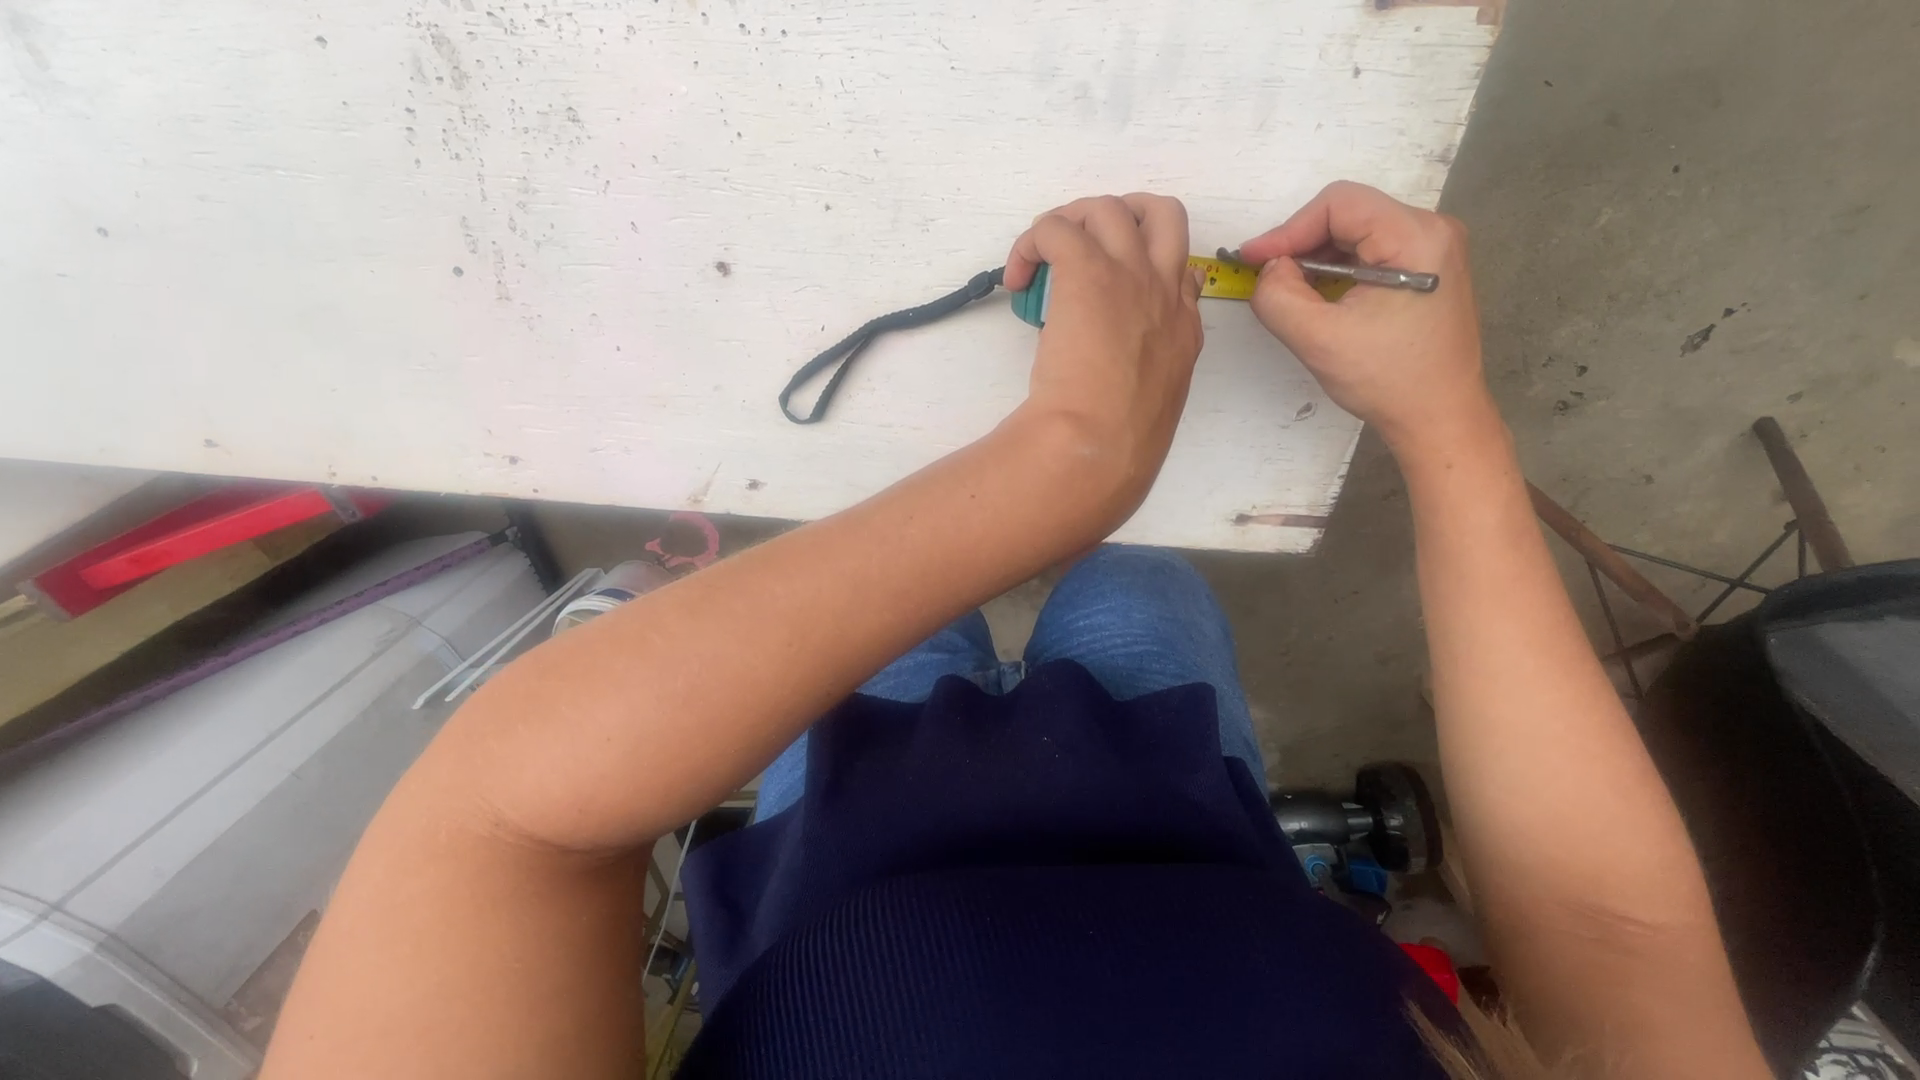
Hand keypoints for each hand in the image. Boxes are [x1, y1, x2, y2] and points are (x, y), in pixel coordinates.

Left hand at [1001, 194, 1204, 527]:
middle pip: (1161, 214)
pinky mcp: (1087, 271)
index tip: (1117, 290)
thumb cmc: (1118, 443)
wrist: (1098, 444)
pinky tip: (1016, 277)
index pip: (1182, 270)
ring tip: (1040, 260)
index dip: (1148, 267)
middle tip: (1082, 244)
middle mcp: (1164, 292)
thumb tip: (1132, 381)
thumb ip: (1146, 387)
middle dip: (1121, 215)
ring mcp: (1130, 275)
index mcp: (1183, 330)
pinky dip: (1031, 242)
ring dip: (1068, 223)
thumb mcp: (1152, 413)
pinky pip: (1055, 227)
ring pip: (1105, 207)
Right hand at [1238, 182, 1494, 456]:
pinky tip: (1319, 297)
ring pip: (1357, 234)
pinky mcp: (1428, 271)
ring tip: (1290, 291)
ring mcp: (1434, 251)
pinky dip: (1336, 270)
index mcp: (1416, 237)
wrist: (1439, 418)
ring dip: (1316, 258)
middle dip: (1300, 243)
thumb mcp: (1318, 339)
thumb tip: (1269, 269)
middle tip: (1266, 277)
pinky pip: (1370, 253)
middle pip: (1349, 214)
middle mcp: (1432, 232)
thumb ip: (1279, 296)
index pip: (1338, 204)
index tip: (1253, 260)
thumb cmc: (1388, 381)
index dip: (1288, 229)